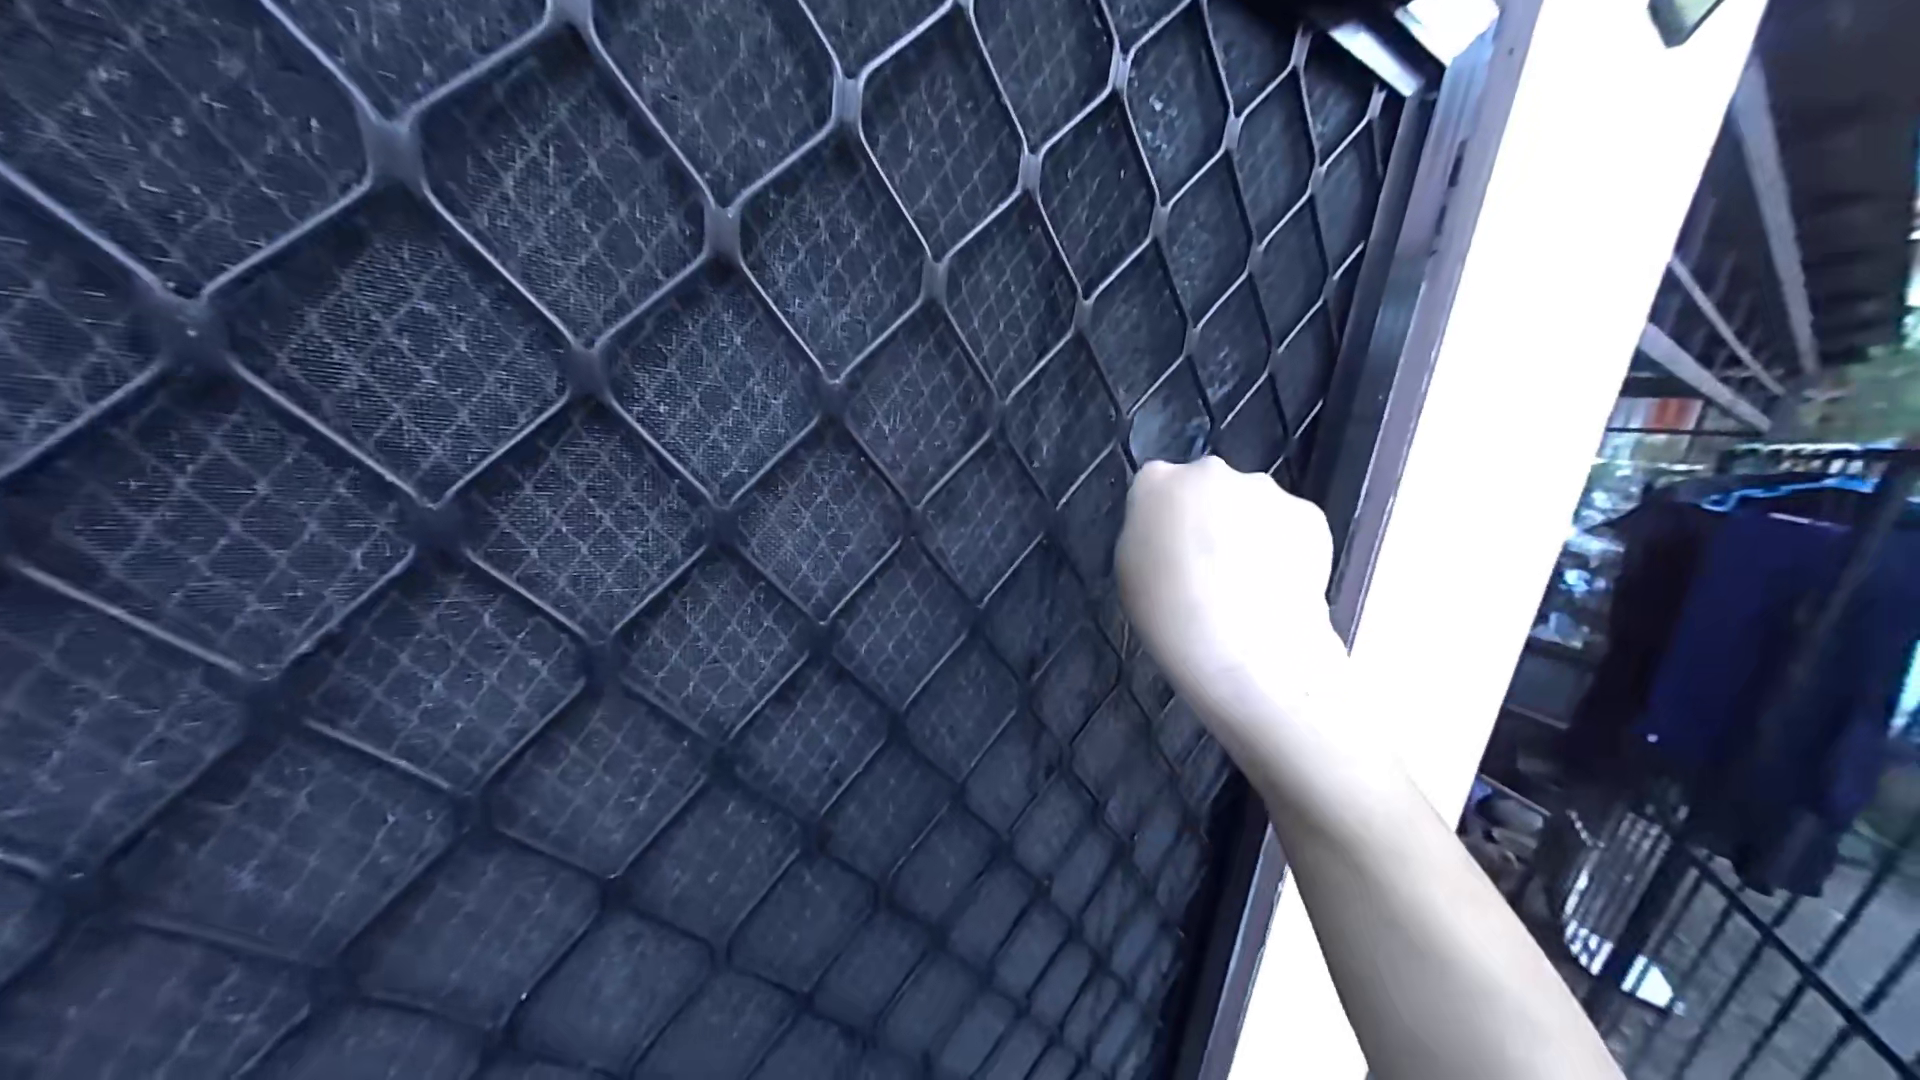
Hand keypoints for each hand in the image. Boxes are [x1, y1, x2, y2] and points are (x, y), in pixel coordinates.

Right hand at [1115, 457, 1361, 811]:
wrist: (1246, 652)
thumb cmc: (1169, 615)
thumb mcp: (1130, 568)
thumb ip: (1148, 531)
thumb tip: (1170, 525)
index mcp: (1155, 482)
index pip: (1156, 485)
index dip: (1164, 518)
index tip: (1169, 547)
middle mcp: (1209, 472)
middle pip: (1206, 486)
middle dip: (1208, 516)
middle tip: (1208, 565)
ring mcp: (1262, 490)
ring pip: (1250, 504)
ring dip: (1246, 530)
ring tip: (1246, 581)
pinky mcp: (1307, 514)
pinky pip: (1287, 524)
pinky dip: (1282, 546)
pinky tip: (1274, 583)